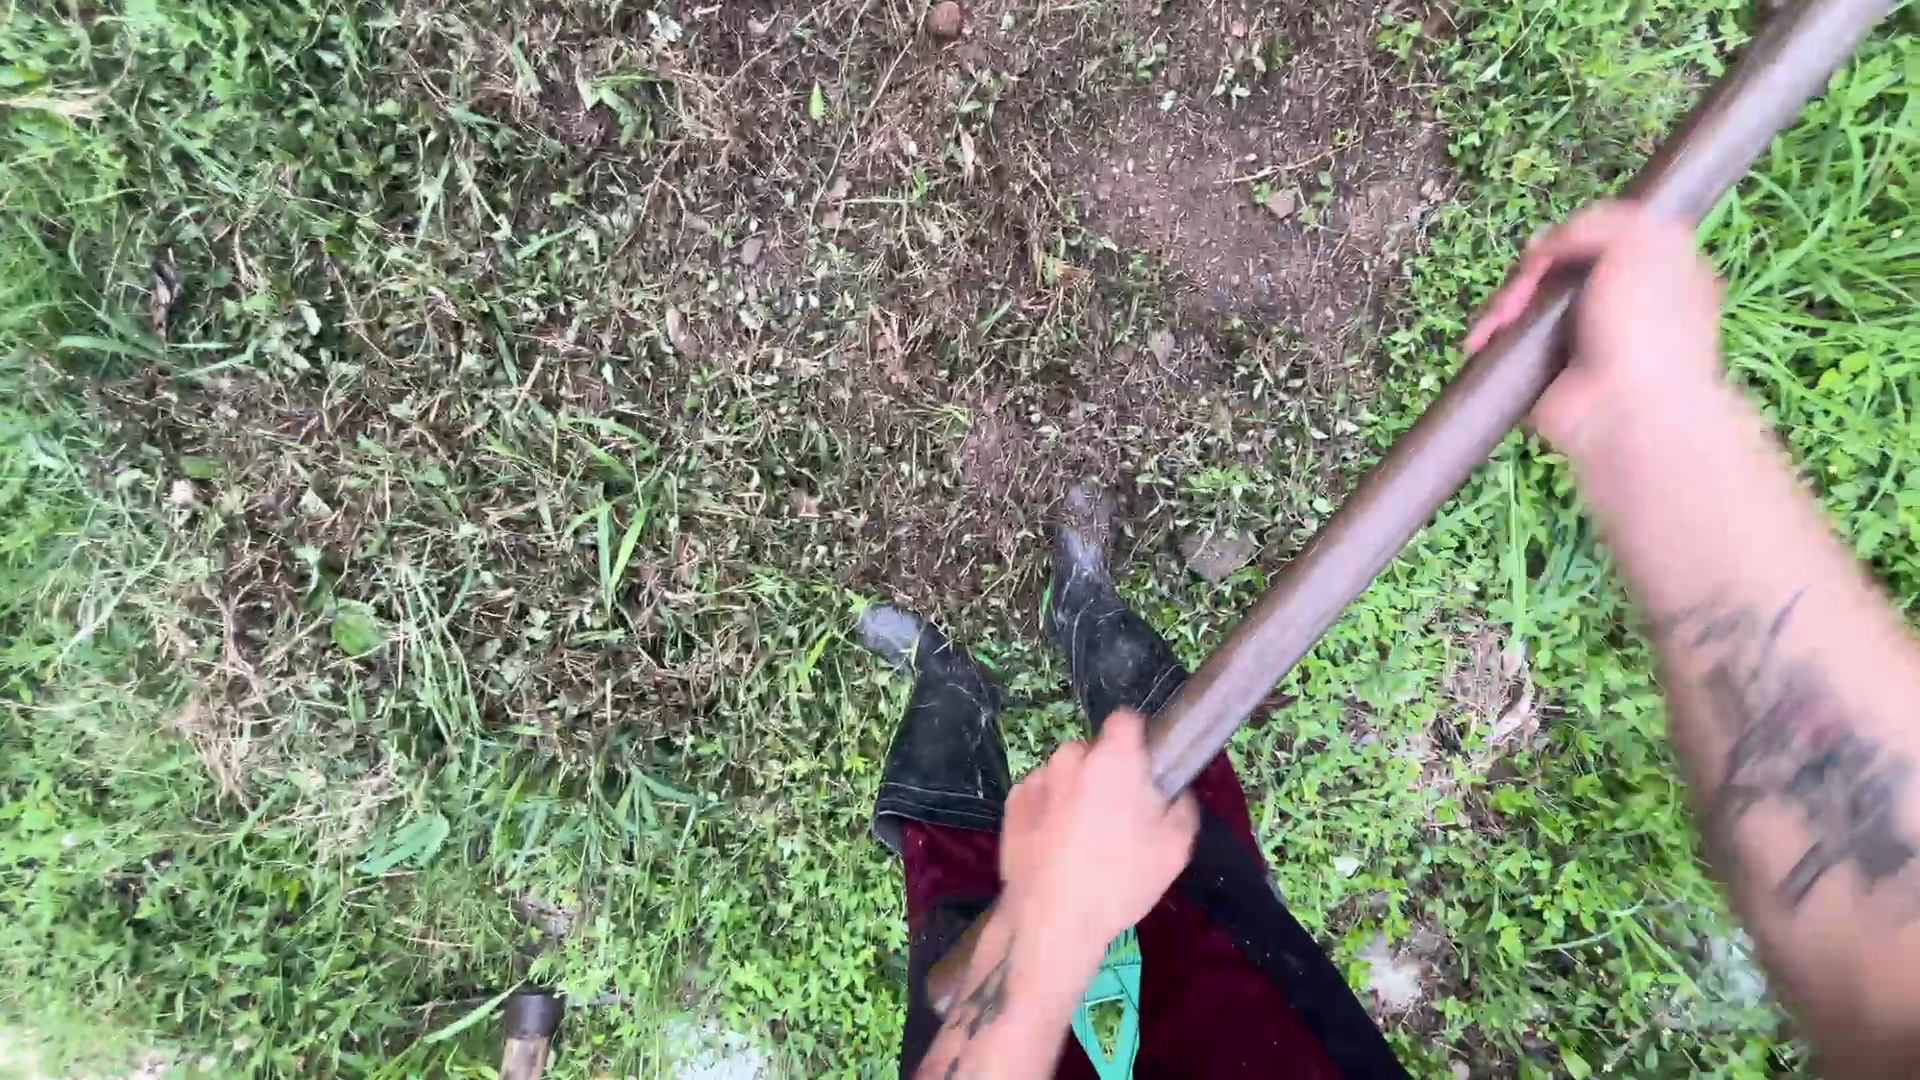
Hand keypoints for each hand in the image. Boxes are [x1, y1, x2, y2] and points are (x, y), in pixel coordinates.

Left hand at [997, 711, 1199, 959]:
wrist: (1053, 920)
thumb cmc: (1120, 881)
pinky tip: (1055, 844)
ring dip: (1076, 789)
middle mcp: (1070, 757)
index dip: (1137, 740)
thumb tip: (1173, 790)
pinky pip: (1041, 793)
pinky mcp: (1012, 800)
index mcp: (1112, 759)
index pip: (1126, 720)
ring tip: (1083, 836)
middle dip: (1106, 773)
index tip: (1142, 768)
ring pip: (1066, 772)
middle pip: (1095, 751)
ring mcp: (1037, 777)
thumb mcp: (1174, 850)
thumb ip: (1181, 806)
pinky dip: (1049, 808)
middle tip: (1116, 815)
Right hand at [1464, 200, 1723, 458]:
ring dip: (1498, 309)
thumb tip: (1547, 241)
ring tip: (1492, 327)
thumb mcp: (1644, 247)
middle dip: (1523, 279)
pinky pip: (1505, 343)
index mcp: (1648, 271)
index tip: (1545, 251)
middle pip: (1550, 274)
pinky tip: (1479, 343)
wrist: (1622, 407)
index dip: (1565, 241)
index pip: (1597, 242)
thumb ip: (1602, 224)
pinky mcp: (1539, 368)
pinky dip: (1487, 339)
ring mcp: (1572, 338)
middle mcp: (1610, 303)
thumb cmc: (1645, 327)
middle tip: (1516, 294)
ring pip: (1522, 307)